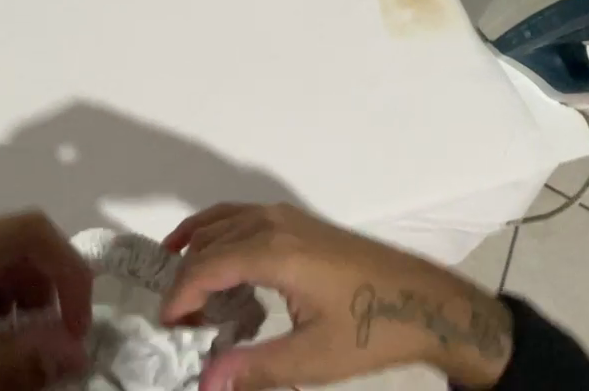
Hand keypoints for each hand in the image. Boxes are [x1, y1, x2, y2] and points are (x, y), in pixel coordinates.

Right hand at [161, 203, 513, 390]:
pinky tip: (209, 253)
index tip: (167, 327)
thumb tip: (204, 383)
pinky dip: (214, 231)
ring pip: (220, 222)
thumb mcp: (314, 358)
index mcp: (274, 252)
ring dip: (196, 250)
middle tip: (177, 320)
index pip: (207, 266)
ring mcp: (283, 215)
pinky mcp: (293, 218)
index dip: (180, 295)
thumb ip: (255, 367)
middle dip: (185, 277)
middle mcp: (271, 223)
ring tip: (180, 287)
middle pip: (209, 242)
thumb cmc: (369, 330)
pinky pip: (238, 215)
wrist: (421, 299)